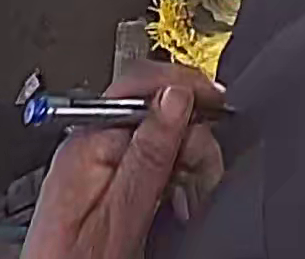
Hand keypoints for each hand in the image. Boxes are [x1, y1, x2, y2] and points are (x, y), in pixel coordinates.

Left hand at [22, 63, 226, 258]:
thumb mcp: (120, 219)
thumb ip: (149, 155)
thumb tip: (176, 95)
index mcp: (87, 141)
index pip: (141, 83)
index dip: (183, 86)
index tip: (217, 101)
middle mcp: (88, 144)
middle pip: (151, 109)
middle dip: (188, 131)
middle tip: (208, 169)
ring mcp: (94, 164)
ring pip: (154, 136)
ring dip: (184, 157)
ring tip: (195, 193)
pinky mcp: (102, 187)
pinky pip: (145, 162)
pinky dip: (171, 175)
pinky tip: (179, 200)